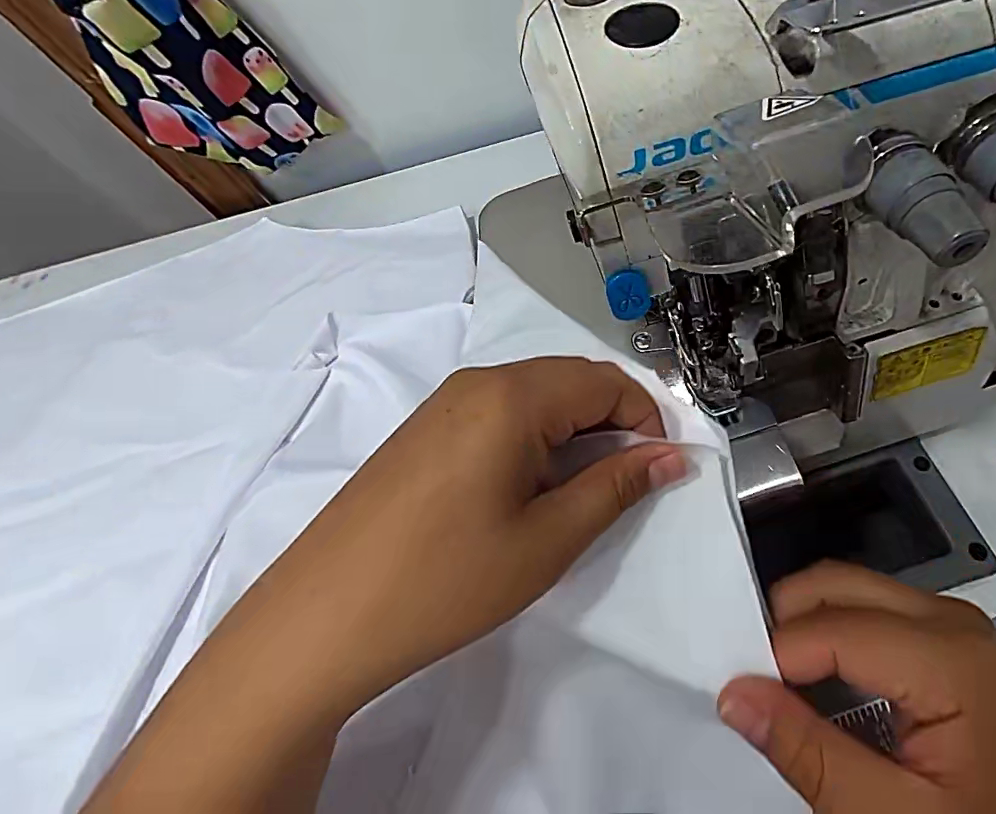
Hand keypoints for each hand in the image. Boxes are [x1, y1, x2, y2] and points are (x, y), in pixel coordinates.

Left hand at [86, 357, 687, 813]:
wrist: (324, 615)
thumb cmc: (447, 578)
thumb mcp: (547, 539)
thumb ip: (615, 487)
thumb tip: (671, 457)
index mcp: (513, 396)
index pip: (605, 382)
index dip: (645, 419)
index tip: (658, 468)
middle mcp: (479, 381)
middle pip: (570, 379)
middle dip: (611, 420)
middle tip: (623, 481)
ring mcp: (446, 399)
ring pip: (536, 393)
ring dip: (573, 428)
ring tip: (576, 489)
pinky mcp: (426, 424)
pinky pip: (500, 408)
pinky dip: (534, 433)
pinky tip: (526, 484)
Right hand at [717, 562, 995, 813]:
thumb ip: (809, 751)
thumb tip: (736, 695)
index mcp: (951, 656)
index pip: (832, 627)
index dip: (775, 657)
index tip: (741, 698)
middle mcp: (956, 623)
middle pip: (839, 586)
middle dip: (785, 624)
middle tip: (753, 681)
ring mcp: (959, 630)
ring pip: (853, 592)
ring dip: (807, 628)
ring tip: (779, 685)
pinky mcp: (957, 646)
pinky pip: (877, 614)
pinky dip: (836, 636)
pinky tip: (820, 684)